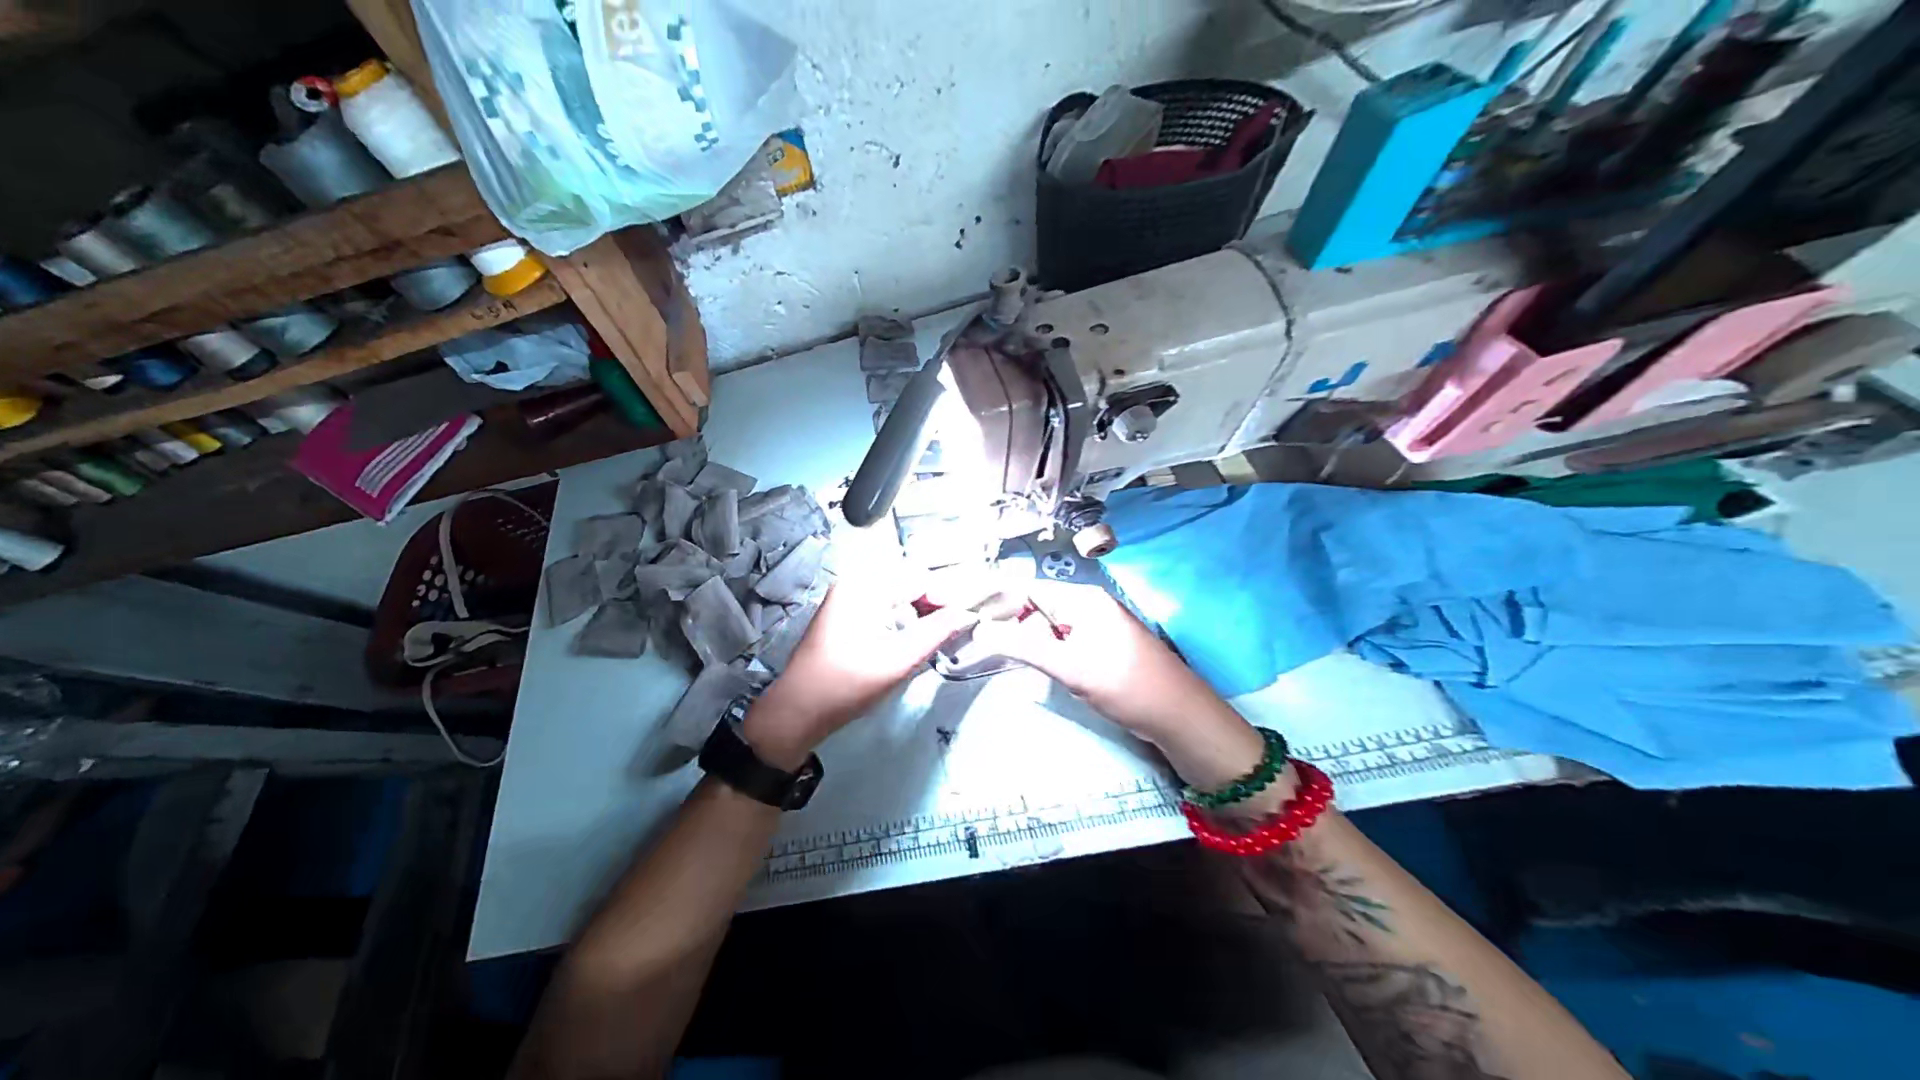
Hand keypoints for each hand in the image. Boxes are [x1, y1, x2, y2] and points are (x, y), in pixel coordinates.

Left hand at [742, 559, 978, 768]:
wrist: (796, 712)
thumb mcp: (898, 660)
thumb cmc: (846, 685)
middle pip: (908, 583)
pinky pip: (883, 608)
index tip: (967, 620)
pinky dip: (902, 620)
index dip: (946, 597)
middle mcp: (854, 584)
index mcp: (863, 587)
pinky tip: (912, 640)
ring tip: (937, 636)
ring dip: (920, 613)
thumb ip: (935, 632)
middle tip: (955, 630)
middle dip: (934, 604)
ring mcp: (846, 600)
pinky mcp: (845, 617)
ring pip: (898, 597)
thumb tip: (966, 612)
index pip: (919, 578)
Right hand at [972, 579, 1290, 802]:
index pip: (1027, 590)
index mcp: (1083, 600)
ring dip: (1025, 639)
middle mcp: (1088, 605)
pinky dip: (1043, 650)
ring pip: (1047, 626)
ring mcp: (1095, 627)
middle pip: (1035, 606)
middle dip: (1008, 622)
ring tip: (997, 653)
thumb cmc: (1126, 686)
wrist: (1180, 716)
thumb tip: (982, 630)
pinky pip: (1062, 640)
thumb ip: (1026, 646)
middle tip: (979, 643)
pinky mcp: (1099, 647)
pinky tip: (1030, 664)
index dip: (994, 600)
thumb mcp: (1072, 667)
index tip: (964, 614)